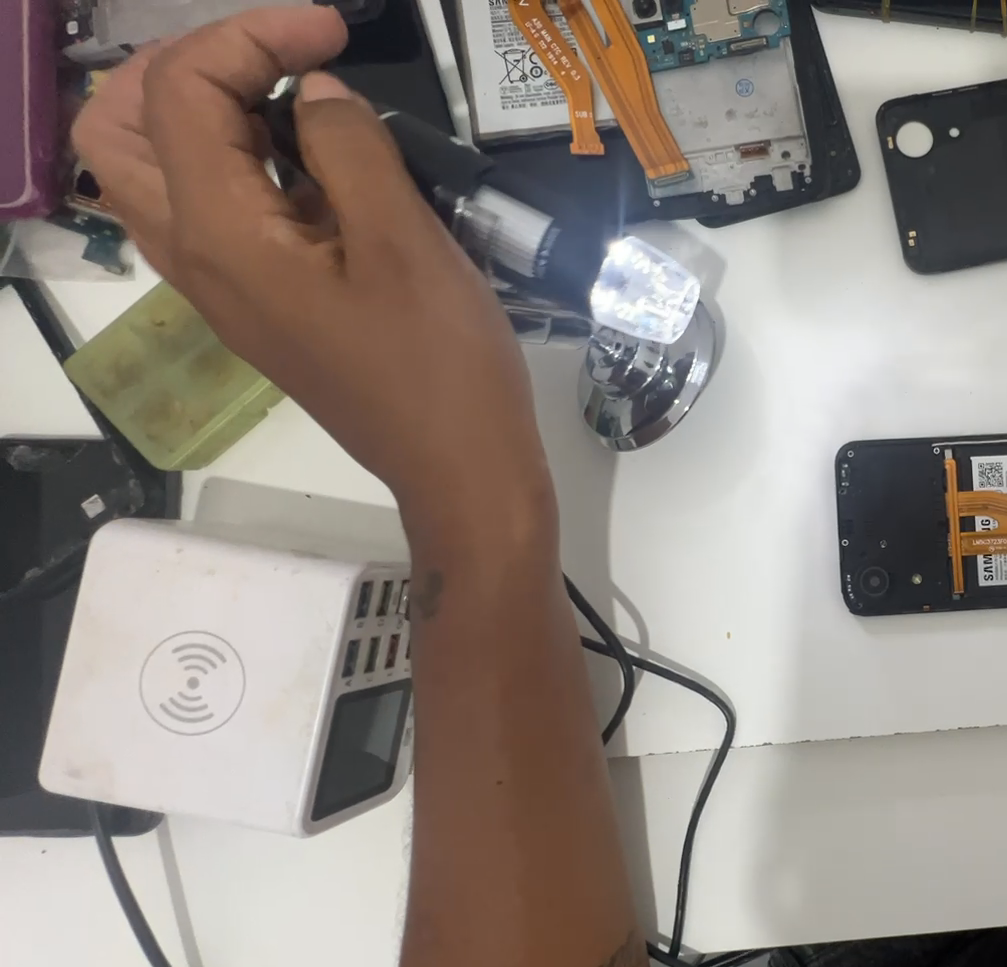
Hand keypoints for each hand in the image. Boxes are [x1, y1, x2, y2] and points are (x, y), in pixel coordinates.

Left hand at [73, 9, 553, 538]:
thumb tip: (323, 101)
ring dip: (207, 126)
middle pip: (125, 129)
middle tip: (282, 68)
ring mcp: (232, 298)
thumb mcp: (408, 246)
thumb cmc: (445, 364)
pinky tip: (324, 194)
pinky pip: (221, 227)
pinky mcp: (272, 322)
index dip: (253, 40)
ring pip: (163, 181)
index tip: (336, 30)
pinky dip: (248, 182)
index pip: (186, 93)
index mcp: (222, 233)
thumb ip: (353, 153)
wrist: (465, 468)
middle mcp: (200, 261)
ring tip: (297, 121)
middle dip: (193, 73)